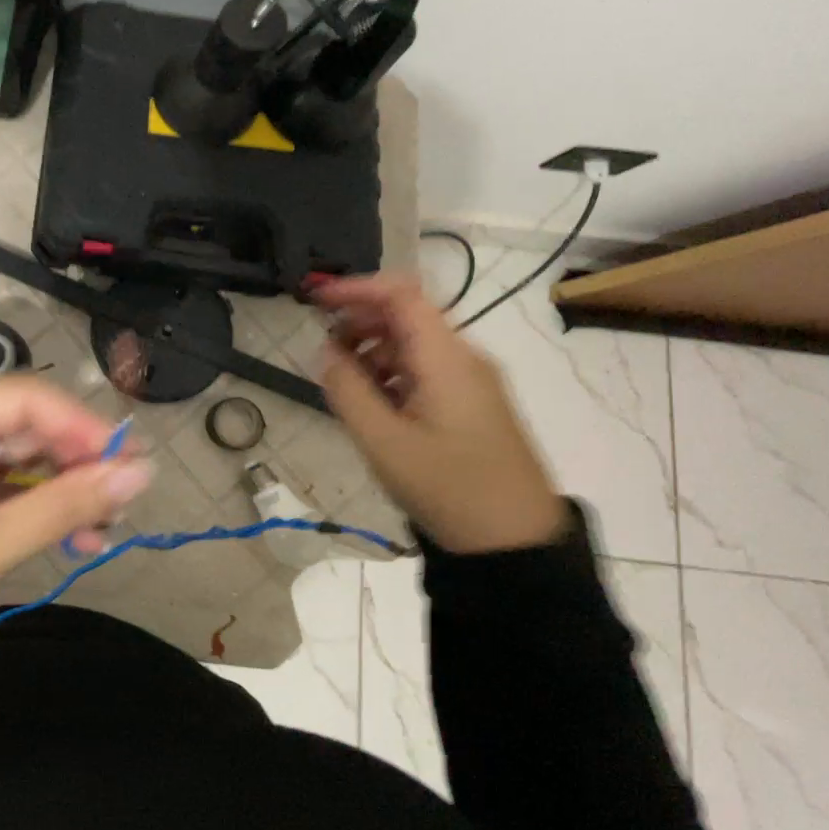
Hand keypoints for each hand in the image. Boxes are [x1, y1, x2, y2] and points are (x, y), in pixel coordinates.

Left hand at [0, 376, 151, 670]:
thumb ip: (60, 508)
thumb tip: (137, 473)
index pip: (22, 399)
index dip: (77, 422)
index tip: (124, 458)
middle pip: (31, 426)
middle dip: (79, 458)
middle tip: (124, 495)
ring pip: (33, 458)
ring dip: (72, 488)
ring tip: (108, 523)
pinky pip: (23, 490)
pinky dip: (53, 510)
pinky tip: (84, 539)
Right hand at [311, 273, 568, 553]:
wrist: (514, 541)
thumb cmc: (447, 487)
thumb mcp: (382, 442)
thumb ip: (348, 389)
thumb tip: (327, 352)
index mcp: (447, 359)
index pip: (401, 295)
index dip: (355, 288)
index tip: (314, 301)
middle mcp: (464, 359)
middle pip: (406, 315)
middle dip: (359, 323)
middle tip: (323, 352)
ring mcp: (471, 382)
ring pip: (413, 344)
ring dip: (372, 351)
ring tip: (343, 386)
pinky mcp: (472, 404)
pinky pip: (425, 369)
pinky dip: (390, 373)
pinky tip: (373, 405)